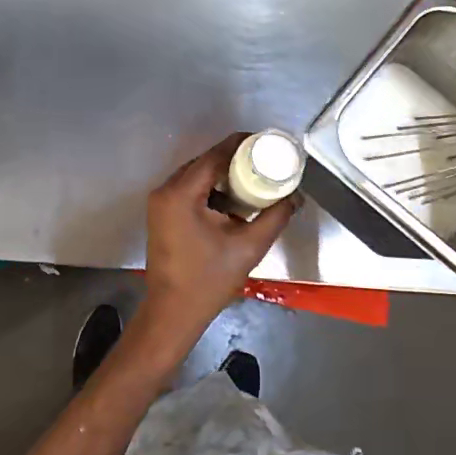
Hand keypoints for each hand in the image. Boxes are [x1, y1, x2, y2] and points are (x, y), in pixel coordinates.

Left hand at [140, 133, 298, 347]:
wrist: (173, 312)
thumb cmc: (209, 280)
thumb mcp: (248, 247)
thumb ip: (275, 217)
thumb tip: (295, 197)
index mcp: (182, 194)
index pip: (215, 155)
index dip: (241, 144)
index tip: (266, 142)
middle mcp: (165, 190)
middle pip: (204, 161)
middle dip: (234, 158)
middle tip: (265, 161)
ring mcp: (160, 202)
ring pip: (196, 174)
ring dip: (222, 174)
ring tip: (253, 177)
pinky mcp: (161, 213)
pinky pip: (189, 189)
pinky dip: (210, 188)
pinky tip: (232, 197)